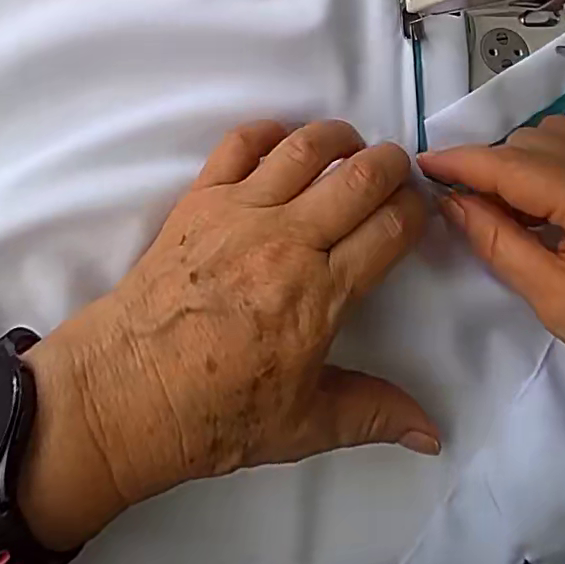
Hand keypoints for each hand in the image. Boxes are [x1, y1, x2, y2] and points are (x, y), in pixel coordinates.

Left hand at [17, 120, 438, 548]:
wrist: (132, 384)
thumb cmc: (218, 409)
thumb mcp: (304, 425)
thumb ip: (373, 413)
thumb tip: (432, 432)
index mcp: (322, 292)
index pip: (389, 229)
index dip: (414, 210)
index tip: (419, 206)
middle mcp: (286, 238)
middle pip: (356, 178)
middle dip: (389, 163)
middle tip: (397, 165)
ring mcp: (239, 211)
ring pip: (301, 150)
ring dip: (335, 136)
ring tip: (349, 140)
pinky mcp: (200, 199)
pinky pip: (237, 146)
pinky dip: (264, 131)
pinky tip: (279, 137)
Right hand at [418, 116, 564, 526]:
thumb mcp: (557, 300)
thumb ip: (496, 240)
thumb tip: (450, 200)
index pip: (506, 163)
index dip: (456, 162)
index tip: (417, 165)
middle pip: (528, 142)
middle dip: (488, 166)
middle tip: (465, 208)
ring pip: (555, 135)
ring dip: (520, 159)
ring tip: (507, 205)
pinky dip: (555, 157)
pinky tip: (549, 195)